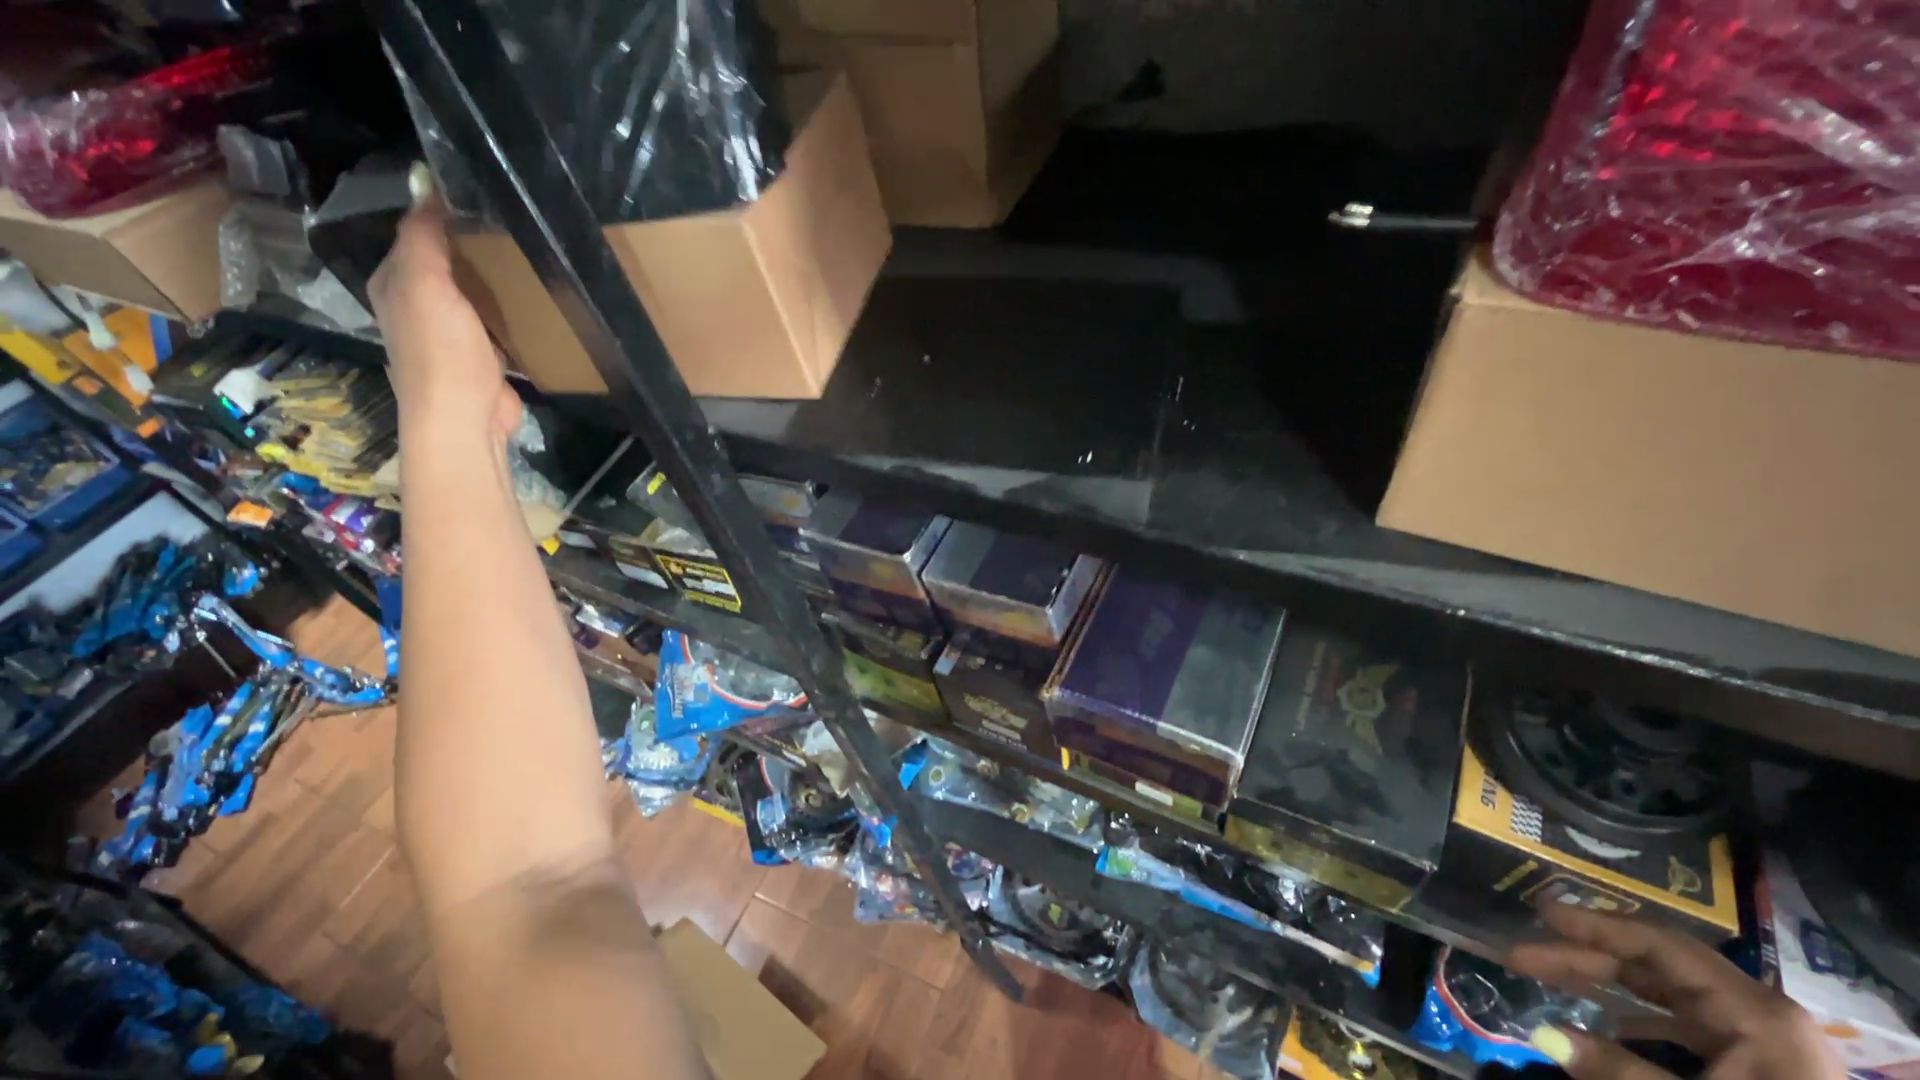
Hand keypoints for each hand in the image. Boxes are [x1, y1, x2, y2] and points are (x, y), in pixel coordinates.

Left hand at [369, 182, 521, 442]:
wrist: (465, 419)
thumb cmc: (441, 351)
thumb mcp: (425, 282)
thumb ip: (423, 234)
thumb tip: (425, 179)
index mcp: (394, 283)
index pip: (417, 232)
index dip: (446, 210)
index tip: (488, 192)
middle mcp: (419, 304)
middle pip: (450, 261)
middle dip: (478, 243)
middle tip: (520, 220)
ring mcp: (454, 332)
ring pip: (477, 290)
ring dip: (499, 275)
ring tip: (534, 251)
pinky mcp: (486, 355)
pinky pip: (500, 319)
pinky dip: (515, 308)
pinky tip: (536, 296)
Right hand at [1508, 905, 1843, 1079]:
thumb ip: (1617, 1070)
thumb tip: (1540, 1035)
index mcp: (1753, 1010)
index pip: (1658, 944)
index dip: (1595, 926)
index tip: (1540, 914)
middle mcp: (1759, 1012)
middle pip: (1657, 967)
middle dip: (1587, 959)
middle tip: (1523, 957)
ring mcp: (1764, 1041)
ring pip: (1670, 996)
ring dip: (1608, 987)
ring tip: (1552, 985)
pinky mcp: (1761, 1067)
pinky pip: (1688, 1027)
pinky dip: (1640, 1021)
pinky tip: (1604, 1031)